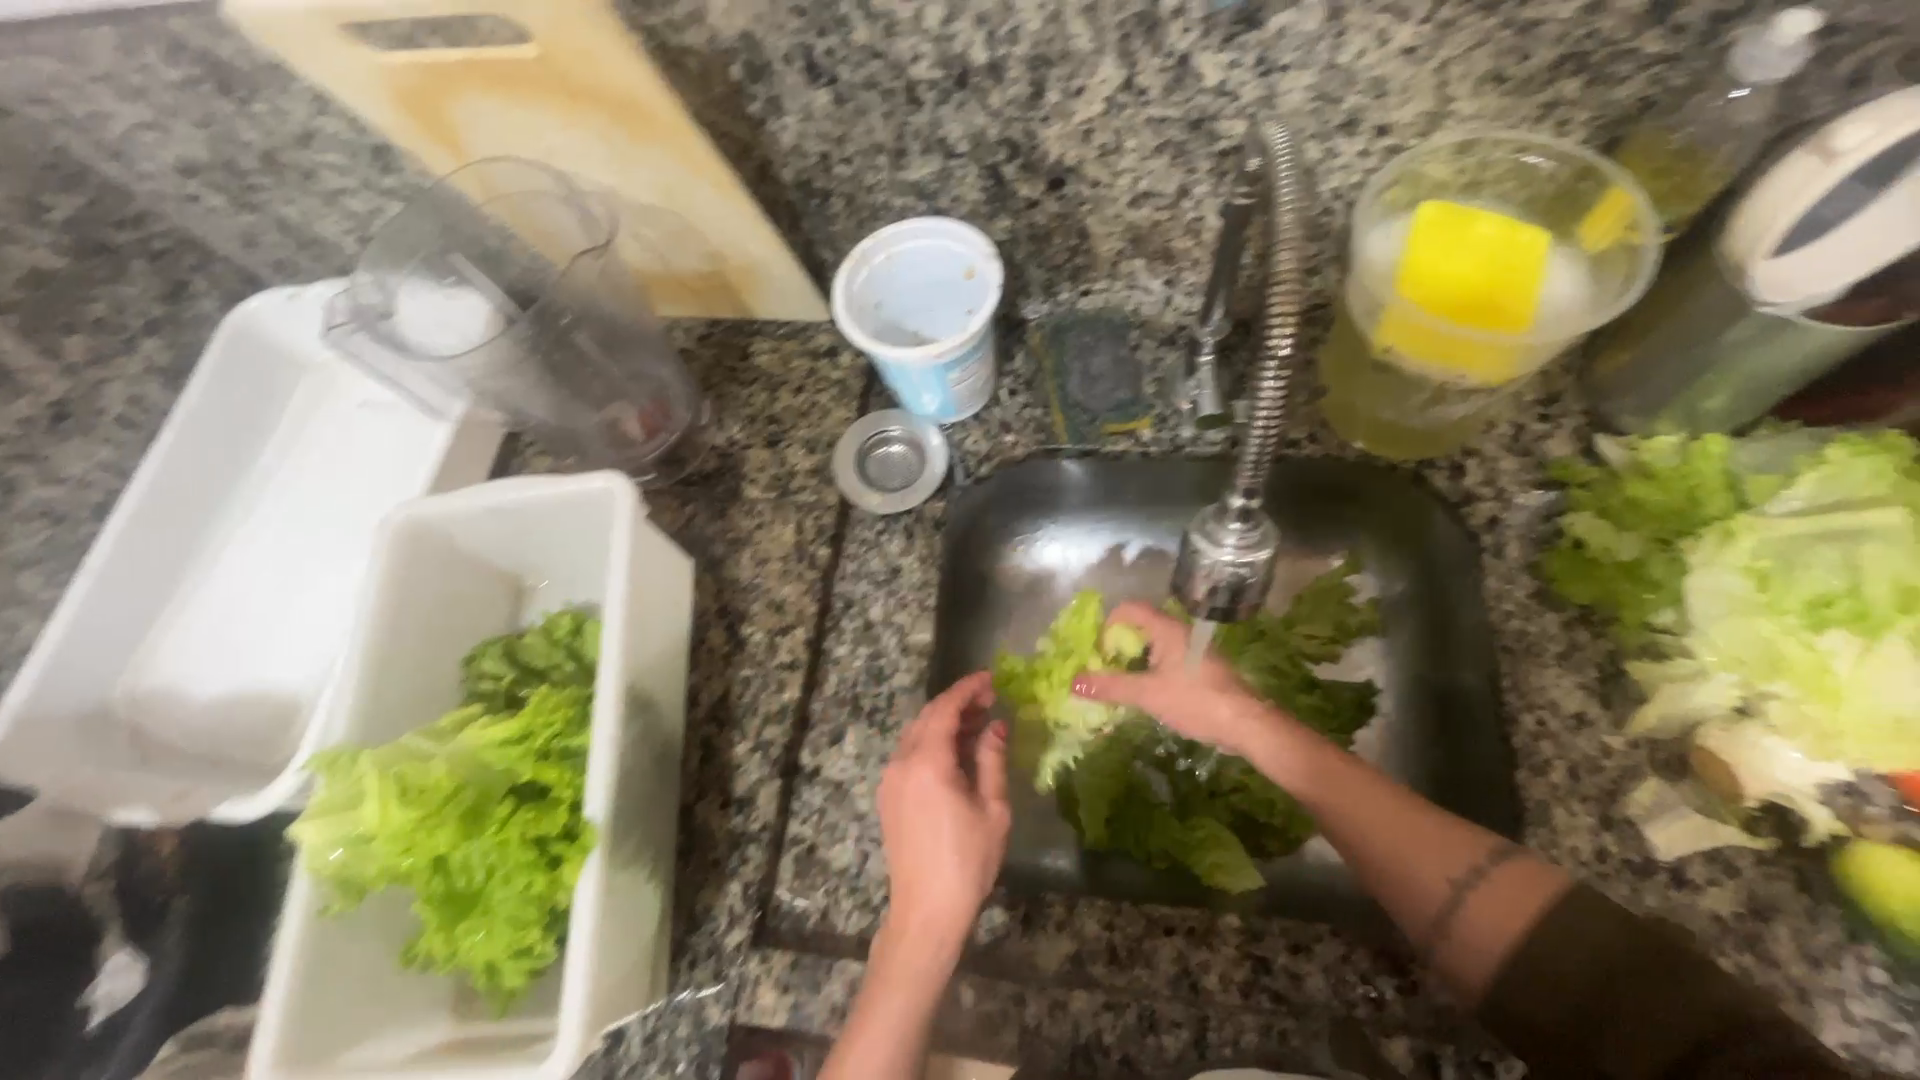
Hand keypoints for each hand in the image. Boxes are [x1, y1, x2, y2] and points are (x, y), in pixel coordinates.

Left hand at [876, 671, 1009, 953]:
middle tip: (988, 701)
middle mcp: (901, 763)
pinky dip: (932, 744)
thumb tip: (995, 726)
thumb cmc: (967, 860)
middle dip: (956, 704)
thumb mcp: (992, 808)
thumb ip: (991, 760)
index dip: (967, 689)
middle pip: (926, 717)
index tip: (990, 678)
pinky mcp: (888, 797)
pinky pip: (909, 756)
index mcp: (927, 762)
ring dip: (943, 723)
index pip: (945, 708)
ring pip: (915, 735)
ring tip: (977, 724)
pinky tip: (955, 754)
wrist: (926, 910)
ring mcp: (890, 780)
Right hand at [1070, 601, 1288, 758]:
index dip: (1109, 623)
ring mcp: (1194, 650)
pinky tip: (1150, 694)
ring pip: (1156, 645)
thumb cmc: (1195, 701)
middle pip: (1142, 626)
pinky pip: (1169, 659)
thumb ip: (1110, 686)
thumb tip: (1074, 681)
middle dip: (1120, 644)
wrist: (1245, 723)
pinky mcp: (1202, 668)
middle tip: (1107, 668)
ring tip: (1124, 683)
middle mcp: (1181, 632)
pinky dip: (1153, 670)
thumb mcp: (1147, 694)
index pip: (1130, 608)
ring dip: (1136, 660)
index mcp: (1168, 629)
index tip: (1101, 650)